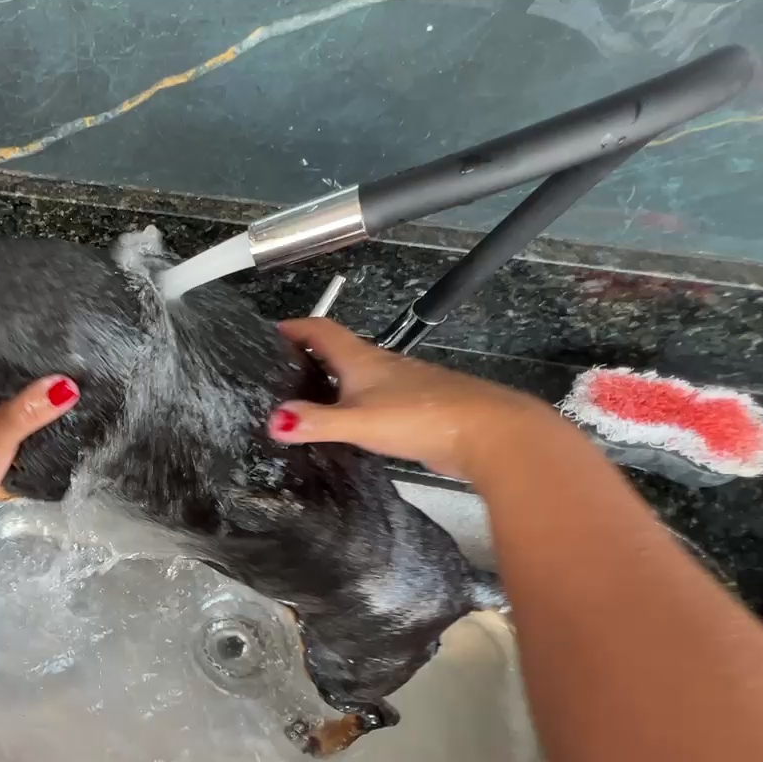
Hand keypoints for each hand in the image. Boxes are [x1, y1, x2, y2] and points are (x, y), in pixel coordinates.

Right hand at [268, 318, 563, 479]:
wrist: (491, 434)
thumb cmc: (422, 417)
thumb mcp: (359, 421)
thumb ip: (315, 422)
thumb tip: (273, 422)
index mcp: (364, 361)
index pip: (322, 331)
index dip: (296, 327)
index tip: (272, 331)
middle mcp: (383, 366)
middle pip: (338, 352)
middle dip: (308, 355)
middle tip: (277, 371)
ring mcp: (402, 386)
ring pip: (357, 377)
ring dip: (331, 382)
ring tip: (302, 400)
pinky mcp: (415, 408)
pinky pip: (373, 400)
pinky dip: (352, 404)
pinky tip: (345, 424)